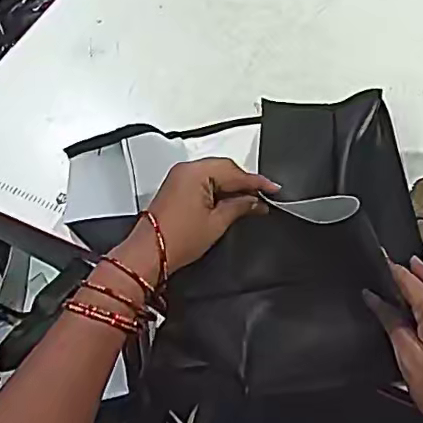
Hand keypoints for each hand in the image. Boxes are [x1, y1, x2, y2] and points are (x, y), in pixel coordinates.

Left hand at [119, 158, 277, 283]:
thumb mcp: (217, 222)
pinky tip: (230, 202)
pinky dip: (217, 190)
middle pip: (224, 169)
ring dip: (231, 187)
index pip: (234, 172)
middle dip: (244, 183)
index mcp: (196, 172)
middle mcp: (186, 170)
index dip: (256, 182)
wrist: (149, 254)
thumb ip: (240, 206)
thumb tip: (254, 201)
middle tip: (264, 196)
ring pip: (214, 175)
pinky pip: (203, 181)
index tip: (273, 188)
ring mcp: (179, 178)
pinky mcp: (176, 188)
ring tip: (250, 202)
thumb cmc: (176, 239)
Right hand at [365, 257, 422, 422]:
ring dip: (420, 290)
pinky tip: (419, 316)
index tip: (379, 258)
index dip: (390, 267)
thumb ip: (391, 323)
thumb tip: (376, 300)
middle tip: (389, 264)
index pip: (408, 278)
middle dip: (408, 274)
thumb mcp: (409, 360)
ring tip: (400, 286)